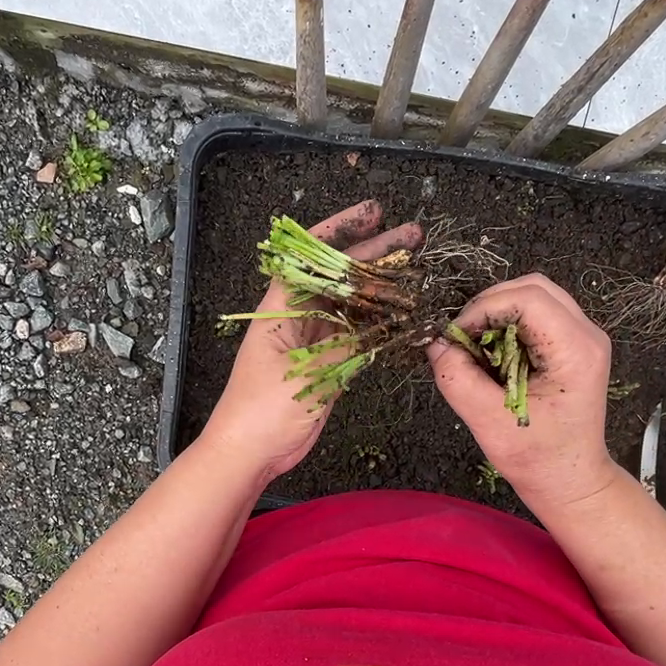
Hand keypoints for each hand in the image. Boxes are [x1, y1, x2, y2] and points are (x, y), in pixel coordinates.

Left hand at [201, 200, 423, 483]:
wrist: (248, 453)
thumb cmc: (261, 410)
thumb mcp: (303, 373)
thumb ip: (344, 345)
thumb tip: (384, 322)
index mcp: (280, 309)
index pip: (311, 257)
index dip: (341, 230)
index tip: (373, 212)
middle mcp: (298, 318)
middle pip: (339, 277)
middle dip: (374, 254)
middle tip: (413, 236)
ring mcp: (313, 342)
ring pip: (352, 306)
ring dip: (382, 289)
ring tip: (417, 269)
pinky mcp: (325, 366)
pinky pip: (356, 337)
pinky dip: (379, 326)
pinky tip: (405, 313)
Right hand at [428, 273, 621, 514]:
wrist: (570, 481)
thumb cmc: (537, 458)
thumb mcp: (489, 424)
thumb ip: (458, 380)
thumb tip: (436, 345)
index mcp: (575, 350)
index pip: (528, 298)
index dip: (483, 309)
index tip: (454, 338)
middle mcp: (586, 335)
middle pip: (532, 287)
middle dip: (488, 306)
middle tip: (460, 338)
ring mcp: (581, 338)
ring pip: (533, 296)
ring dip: (496, 314)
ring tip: (473, 347)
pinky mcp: (569, 346)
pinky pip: (535, 315)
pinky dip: (505, 326)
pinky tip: (490, 355)